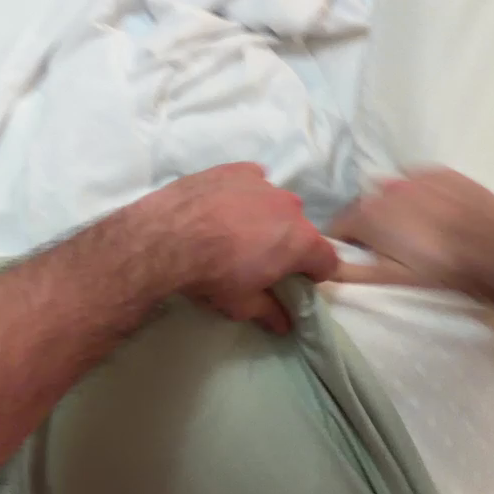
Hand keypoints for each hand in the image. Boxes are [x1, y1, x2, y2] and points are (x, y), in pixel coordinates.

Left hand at [125, 163, 339, 333]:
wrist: (166, 237)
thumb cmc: (212, 275)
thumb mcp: (241, 303)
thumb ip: (269, 311)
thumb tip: (284, 324)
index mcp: (302, 242)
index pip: (326, 261)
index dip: (312, 275)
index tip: (292, 282)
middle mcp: (290, 207)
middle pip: (299, 229)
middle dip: (285, 244)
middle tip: (257, 259)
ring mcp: (262, 184)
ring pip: (273, 203)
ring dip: (263, 216)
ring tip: (233, 231)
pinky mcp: (234, 169)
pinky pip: (249, 180)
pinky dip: (242, 192)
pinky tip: (222, 203)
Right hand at [326, 168, 493, 296]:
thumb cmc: (440, 268)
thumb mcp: (391, 278)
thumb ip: (350, 272)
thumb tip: (321, 271)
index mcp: (365, 215)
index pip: (336, 227)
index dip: (345, 244)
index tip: (361, 257)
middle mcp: (381, 189)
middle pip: (363, 208)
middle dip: (370, 225)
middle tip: (393, 247)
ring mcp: (411, 177)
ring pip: (390, 193)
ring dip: (394, 208)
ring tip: (419, 230)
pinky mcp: (438, 172)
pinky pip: (417, 182)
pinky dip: (419, 195)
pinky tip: (438, 213)